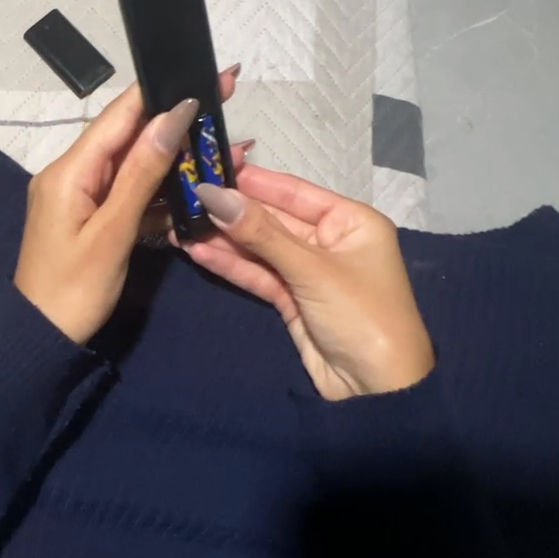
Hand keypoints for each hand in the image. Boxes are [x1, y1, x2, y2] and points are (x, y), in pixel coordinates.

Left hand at [14, 66, 240, 342]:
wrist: (42, 340)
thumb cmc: (74, 292)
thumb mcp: (112, 233)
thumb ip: (142, 174)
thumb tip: (172, 116)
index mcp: (69, 172)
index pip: (119, 116)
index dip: (162, 93)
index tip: (207, 75)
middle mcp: (71, 174)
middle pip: (128, 135)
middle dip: (177, 121)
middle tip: (226, 102)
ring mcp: (80, 196)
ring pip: (133, 165)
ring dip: (174, 157)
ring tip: (223, 146)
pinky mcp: (89, 217)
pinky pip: (127, 193)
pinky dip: (159, 190)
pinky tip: (194, 186)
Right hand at [182, 167, 433, 399]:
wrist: (377, 389)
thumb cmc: (361, 315)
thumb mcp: (312, 269)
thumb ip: (261, 233)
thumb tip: (214, 195)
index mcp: (351, 221)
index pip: (294, 192)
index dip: (252, 182)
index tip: (209, 168)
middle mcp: (330, 240)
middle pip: (272, 220)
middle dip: (231, 212)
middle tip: (185, 198)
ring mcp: (308, 272)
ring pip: (260, 249)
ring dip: (223, 240)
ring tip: (180, 225)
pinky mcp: (291, 300)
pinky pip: (258, 274)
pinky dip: (230, 265)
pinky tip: (198, 252)